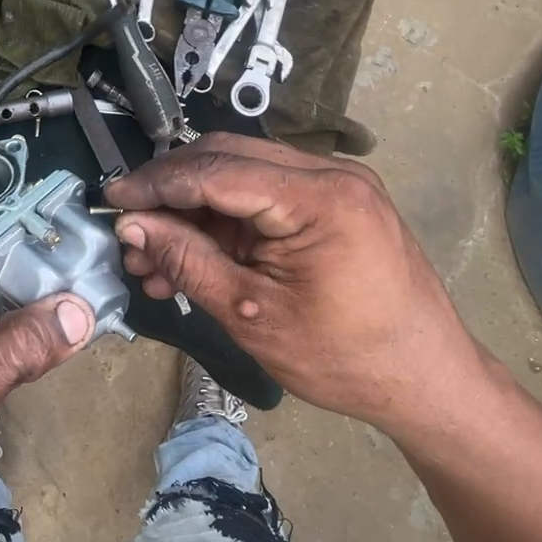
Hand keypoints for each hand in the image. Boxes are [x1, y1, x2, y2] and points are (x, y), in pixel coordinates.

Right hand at [106, 133, 488, 435]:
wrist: (430, 383)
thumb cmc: (345, 358)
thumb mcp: (253, 314)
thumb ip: (187, 260)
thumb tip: (131, 224)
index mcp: (320, 198)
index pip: (216, 170)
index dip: (157, 183)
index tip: (112, 199)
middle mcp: (330, 173)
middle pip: (225, 159)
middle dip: (170, 192)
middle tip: (130, 229)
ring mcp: (335, 183)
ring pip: (238, 174)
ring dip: (192, 210)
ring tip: (153, 257)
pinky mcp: (333, 200)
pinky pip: (262, 195)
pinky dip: (223, 221)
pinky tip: (192, 256)